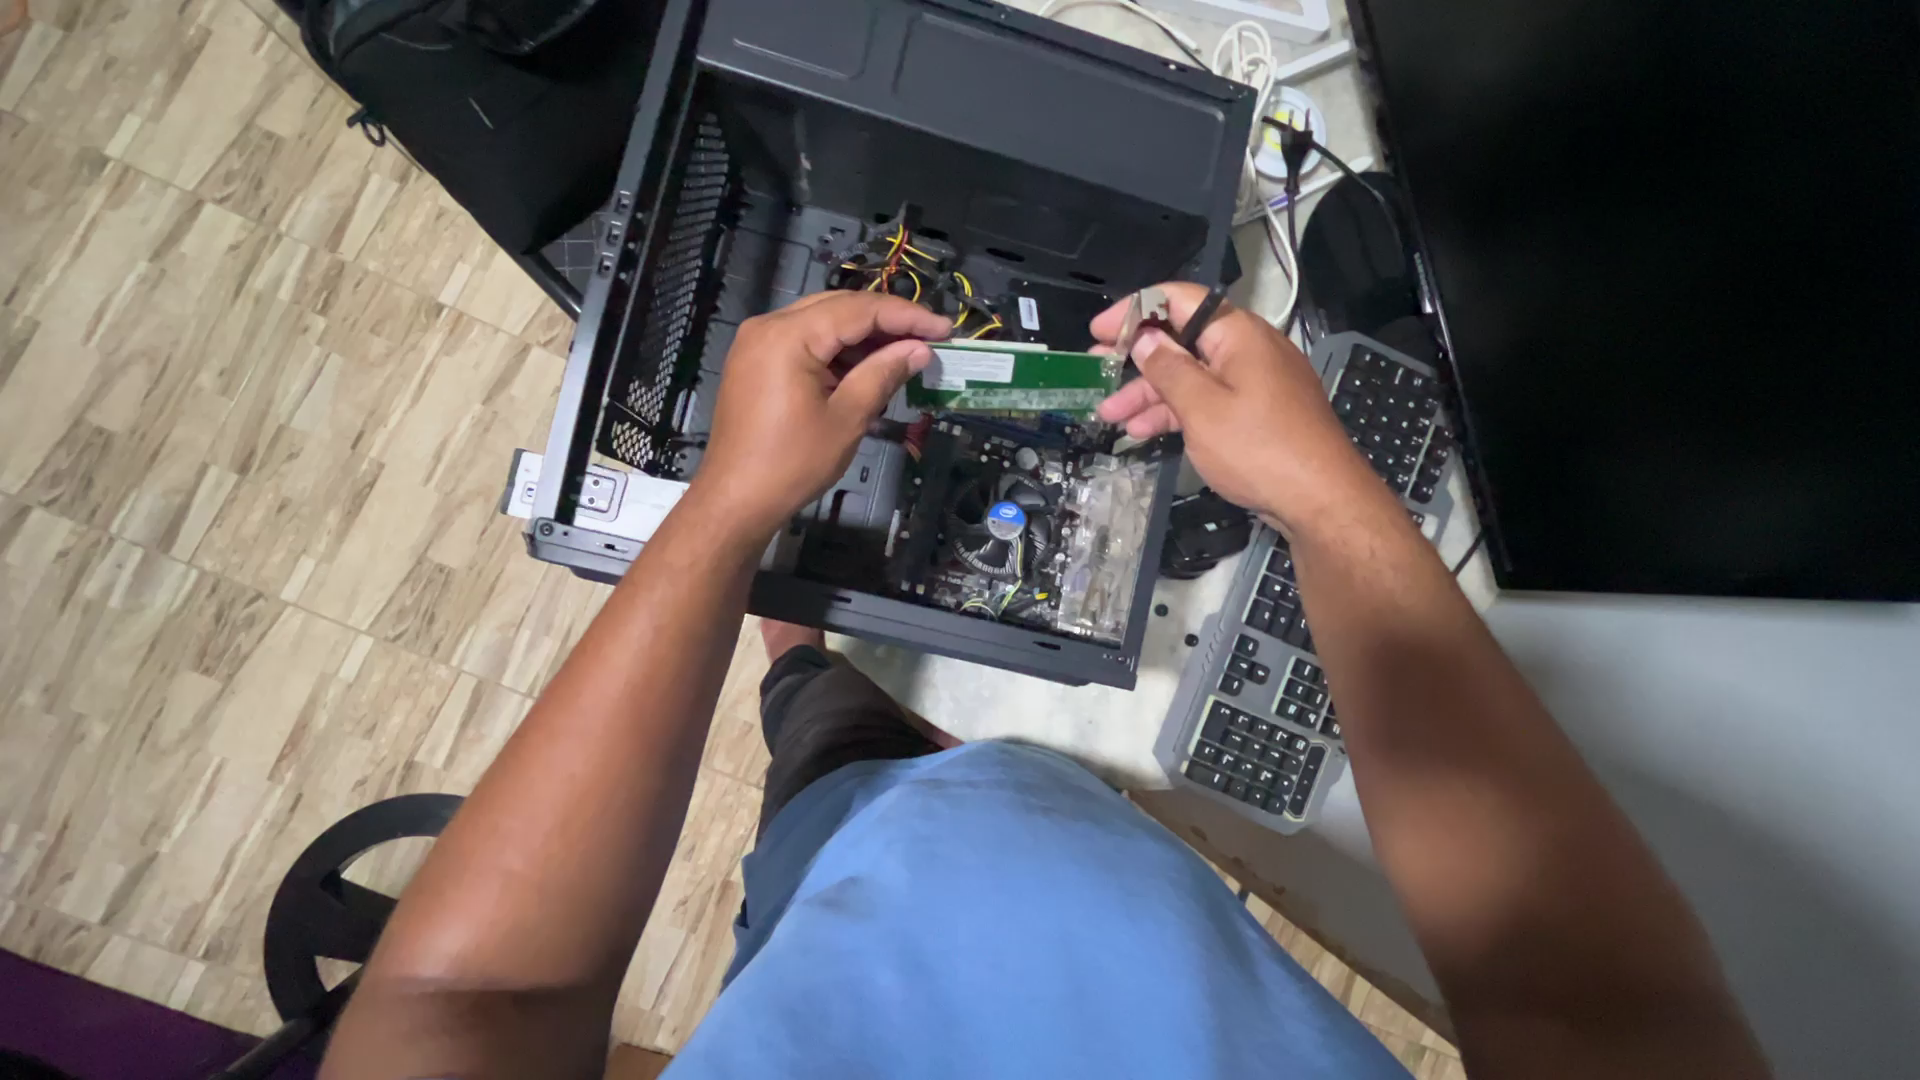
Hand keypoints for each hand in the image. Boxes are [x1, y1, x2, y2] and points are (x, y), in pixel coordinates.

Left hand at [694, 291, 950, 539]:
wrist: (736, 500)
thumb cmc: (792, 464)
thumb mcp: (847, 419)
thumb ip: (883, 375)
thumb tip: (919, 350)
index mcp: (789, 336)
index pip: (859, 310)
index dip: (907, 316)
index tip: (944, 328)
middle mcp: (768, 326)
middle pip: (839, 307)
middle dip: (886, 321)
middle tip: (929, 338)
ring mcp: (757, 343)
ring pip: (822, 322)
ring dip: (863, 337)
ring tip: (904, 356)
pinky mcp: (756, 362)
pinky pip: (804, 341)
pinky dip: (837, 351)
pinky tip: (866, 369)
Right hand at [1092, 283, 1386, 536]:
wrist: (1320, 498)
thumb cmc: (1258, 448)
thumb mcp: (1202, 408)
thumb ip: (1168, 369)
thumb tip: (1145, 338)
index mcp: (1237, 334)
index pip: (1179, 300)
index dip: (1135, 310)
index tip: (1099, 331)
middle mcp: (1247, 349)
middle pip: (1182, 341)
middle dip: (1137, 360)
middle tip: (1097, 373)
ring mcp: (1254, 382)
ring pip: (1191, 377)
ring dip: (1150, 394)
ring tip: (1110, 417)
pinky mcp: (1256, 412)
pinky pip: (1208, 400)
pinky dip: (1177, 412)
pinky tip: (1145, 430)